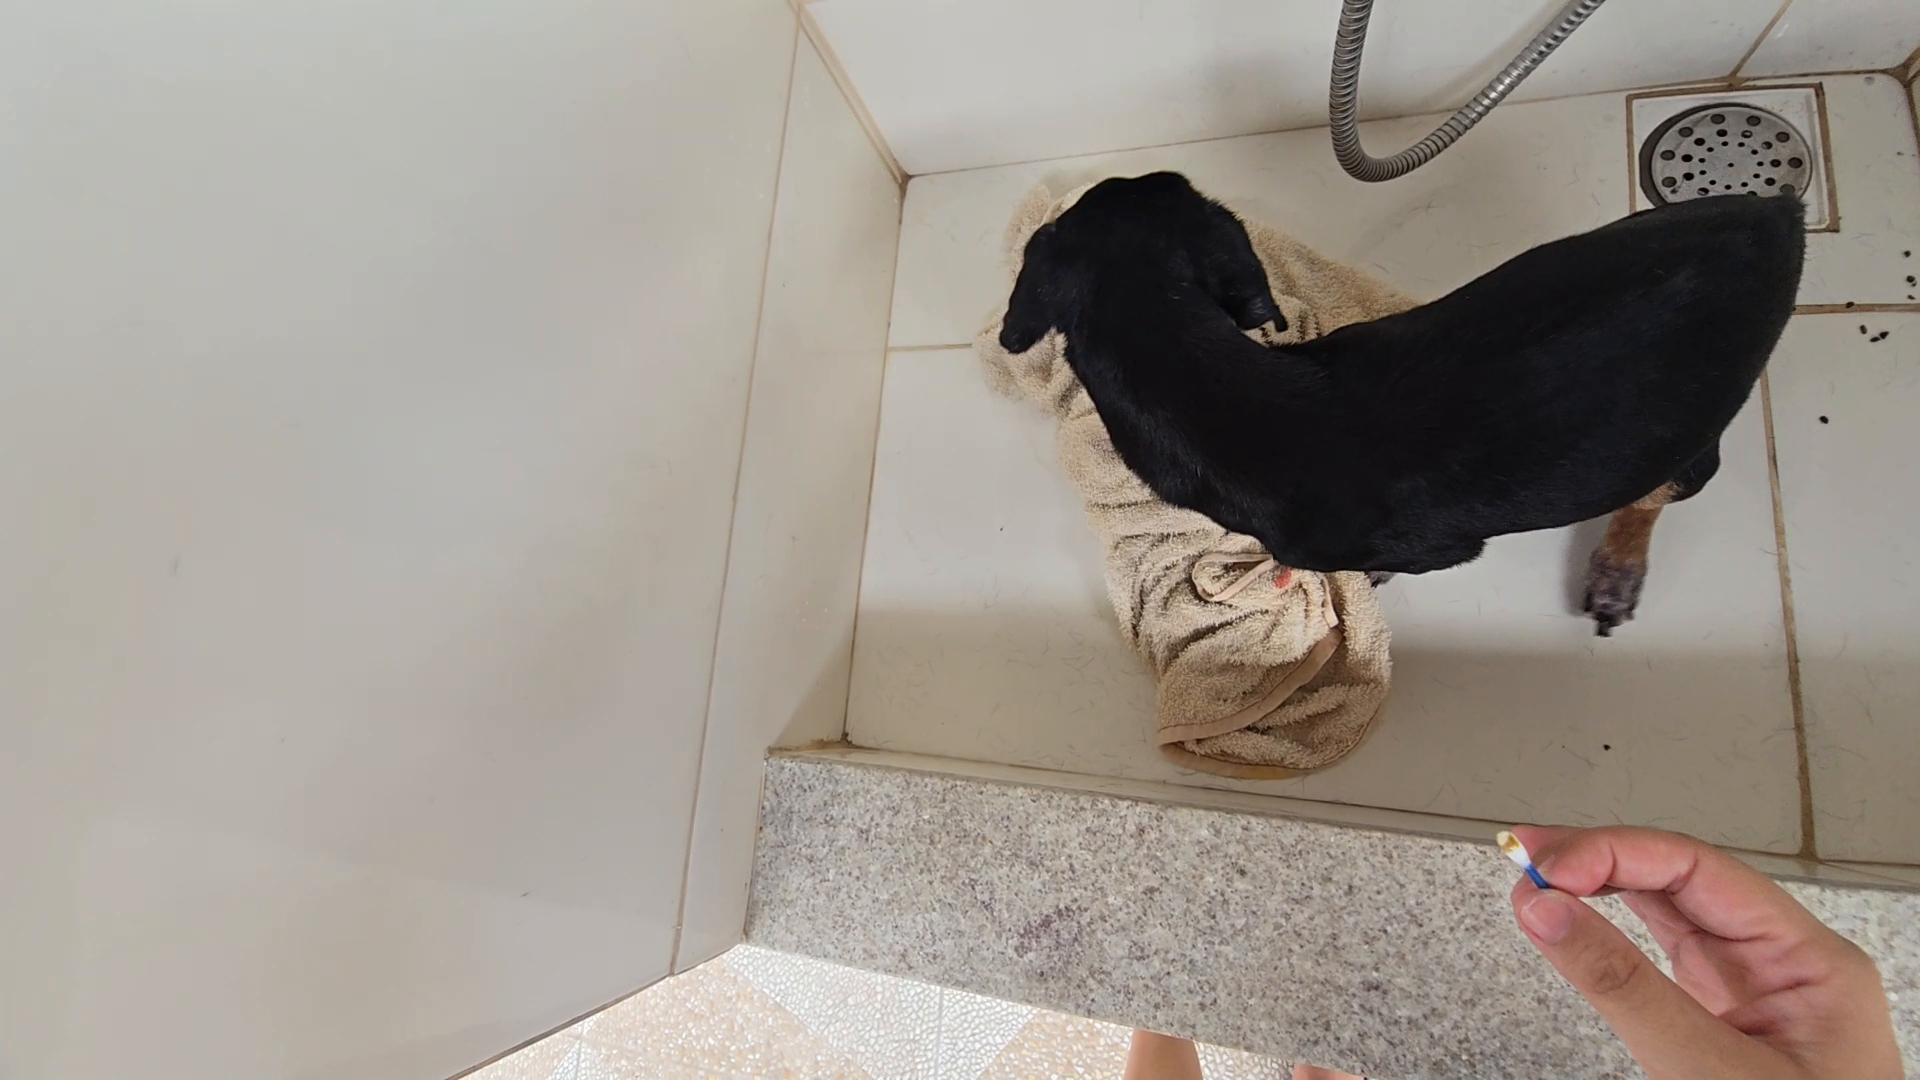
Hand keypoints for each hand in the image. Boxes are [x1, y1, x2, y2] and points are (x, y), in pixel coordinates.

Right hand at [1508, 825, 1902, 1079]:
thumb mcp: (1711, 1068)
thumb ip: (1625, 986)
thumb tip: (1542, 908)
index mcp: (1804, 957)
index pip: (1693, 866)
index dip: (1612, 854)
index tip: (1547, 871)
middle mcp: (1771, 952)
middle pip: (1666, 872)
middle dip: (1587, 859)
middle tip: (1522, 861)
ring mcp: (1737, 973)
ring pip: (1649, 897)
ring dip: (1582, 882)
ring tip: (1530, 881)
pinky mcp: (1702, 995)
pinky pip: (1640, 935)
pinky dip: (1591, 918)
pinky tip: (1562, 912)